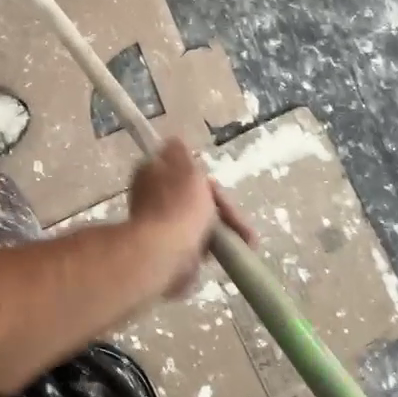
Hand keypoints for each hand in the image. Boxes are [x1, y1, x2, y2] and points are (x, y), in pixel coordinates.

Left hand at [128, 139, 259, 298]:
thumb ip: (181, 153)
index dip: (207, 181)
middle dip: (222, 209)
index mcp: (151, 172)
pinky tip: (227, 256)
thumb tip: (174, 140)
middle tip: (241, 227)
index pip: (185, 170)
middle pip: (195, 196)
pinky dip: (211, 247)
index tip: (217, 191)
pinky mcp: (169, 248)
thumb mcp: (185, 169)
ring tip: (245, 242)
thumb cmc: (179, 207)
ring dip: (223, 231)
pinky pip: (196, 242)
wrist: (164, 256)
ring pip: (199, 220)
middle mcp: (152, 196)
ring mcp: (160, 224)